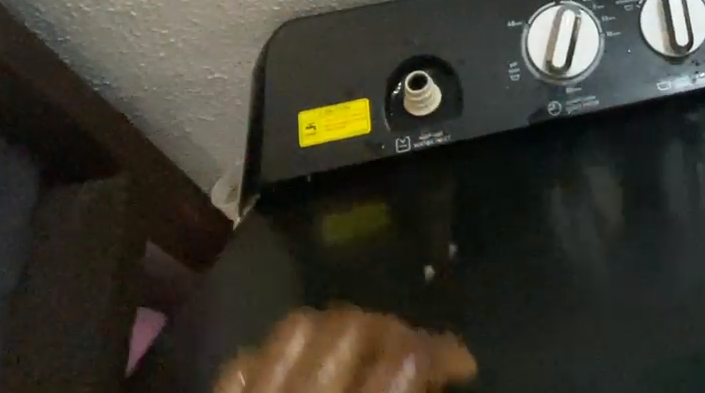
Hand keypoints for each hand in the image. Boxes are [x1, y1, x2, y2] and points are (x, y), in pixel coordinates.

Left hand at [214, 306, 476, 392]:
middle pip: (352, 328)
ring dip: (339, 329)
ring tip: (361, 350)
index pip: (405, 361)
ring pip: (299, 328)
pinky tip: (297, 370)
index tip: (462, 362)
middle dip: (393, 331)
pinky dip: (273, 358)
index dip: (444, 349)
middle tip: (414, 353)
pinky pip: (243, 363)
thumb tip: (436, 376)